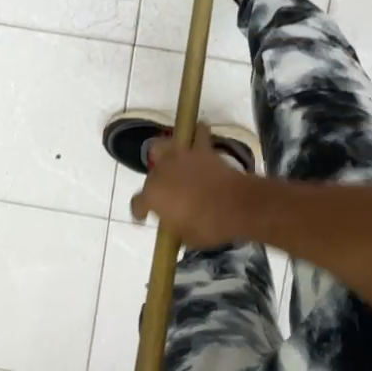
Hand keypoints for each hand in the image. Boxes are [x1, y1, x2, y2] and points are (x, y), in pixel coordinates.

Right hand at [129, 127, 257, 247]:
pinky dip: (197, 134)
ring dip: (165, 154)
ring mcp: (180, 155)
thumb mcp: (186, 237)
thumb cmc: (208, 226)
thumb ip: (173, 225)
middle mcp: (161, 171)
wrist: (235, 205)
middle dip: (155, 185)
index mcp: (153, 195)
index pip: (137, 203)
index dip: (139, 211)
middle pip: (150, 176)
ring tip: (172, 162)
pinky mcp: (200, 148)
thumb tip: (173, 221)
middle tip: (166, 195)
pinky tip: (198, 140)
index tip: (143, 217)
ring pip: (162, 146)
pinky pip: (197, 133)